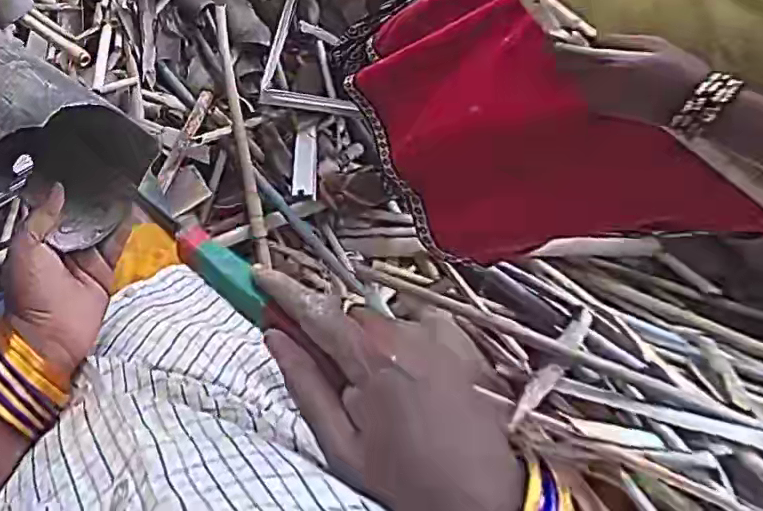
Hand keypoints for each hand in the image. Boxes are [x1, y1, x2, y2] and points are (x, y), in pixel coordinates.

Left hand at [2, 184, 112, 382]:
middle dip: (87, 198)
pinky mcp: (102, 272)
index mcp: (37, 238)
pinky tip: (127, 210)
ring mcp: (82, 259)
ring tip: (116, 185)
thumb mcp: (25, 247)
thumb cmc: (27, 297)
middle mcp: (61, 246)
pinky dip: (122, 228)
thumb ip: (40, 216)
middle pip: (78, 214)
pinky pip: (115, 246)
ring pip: (98, 226)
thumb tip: (55, 190)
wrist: (49, 338)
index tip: (72, 170)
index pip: (51, 207)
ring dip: (106, 209)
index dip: (62, 191)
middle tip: (98, 173)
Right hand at [256, 268, 521, 510]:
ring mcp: (439, 335)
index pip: (312, 308)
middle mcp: (405, 333)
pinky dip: (407, 340)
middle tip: (342, 380)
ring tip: (387, 391)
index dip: (281, 288)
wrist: (504, 510)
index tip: (258, 274)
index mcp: (371, 357)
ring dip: (372, 343)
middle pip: (347, 316)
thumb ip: (304, 384)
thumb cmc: (417, 487)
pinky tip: (417, 377)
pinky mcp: (465, 343)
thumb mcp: (345, 448)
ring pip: (381, 321)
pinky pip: (416, 324)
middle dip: (335, 337)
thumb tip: (274, 335)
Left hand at [551, 33, 707, 128]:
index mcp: (607, 62)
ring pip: (569, 79)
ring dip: (575, 69)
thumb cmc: (680, 69)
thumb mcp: (652, 44)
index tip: (560, 36)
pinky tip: (604, 79)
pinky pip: (582, 92)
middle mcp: (595, 80)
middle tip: (578, 48)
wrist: (700, 106)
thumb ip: (614, 40)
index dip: (556, 42)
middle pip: (561, 65)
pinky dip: (585, 83)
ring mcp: (597, 97)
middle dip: (564, 55)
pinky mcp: (602, 109)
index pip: (563, 51)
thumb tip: (588, 37)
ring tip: (595, 64)